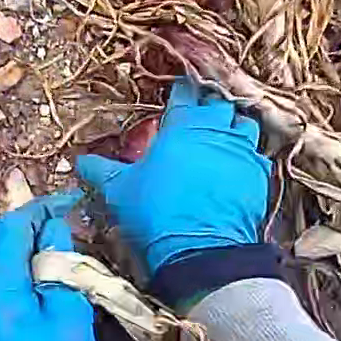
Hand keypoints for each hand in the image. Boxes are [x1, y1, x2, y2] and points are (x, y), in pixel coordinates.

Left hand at [0, 192, 96, 340]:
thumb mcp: (72, 327)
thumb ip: (62, 272)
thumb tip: (55, 233)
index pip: (12, 230)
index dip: (41, 210)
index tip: (68, 203)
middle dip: (21, 225)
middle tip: (57, 228)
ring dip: (6, 245)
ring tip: (41, 250)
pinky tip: (18, 277)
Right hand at [75, 78, 272, 275]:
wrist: (200, 250)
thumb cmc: (156, 212)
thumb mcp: (120, 190)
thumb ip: (102, 170)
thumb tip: (81, 162)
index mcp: (183, 124)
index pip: (185, 92)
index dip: (181, 91)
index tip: (178, 94)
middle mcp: (216, 130)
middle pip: (219, 102)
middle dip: (210, 105)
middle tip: (199, 114)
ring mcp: (242, 150)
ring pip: (245, 124)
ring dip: (233, 126)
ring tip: (222, 135)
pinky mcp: (259, 175)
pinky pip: (259, 155)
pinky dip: (249, 156)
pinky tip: (238, 165)